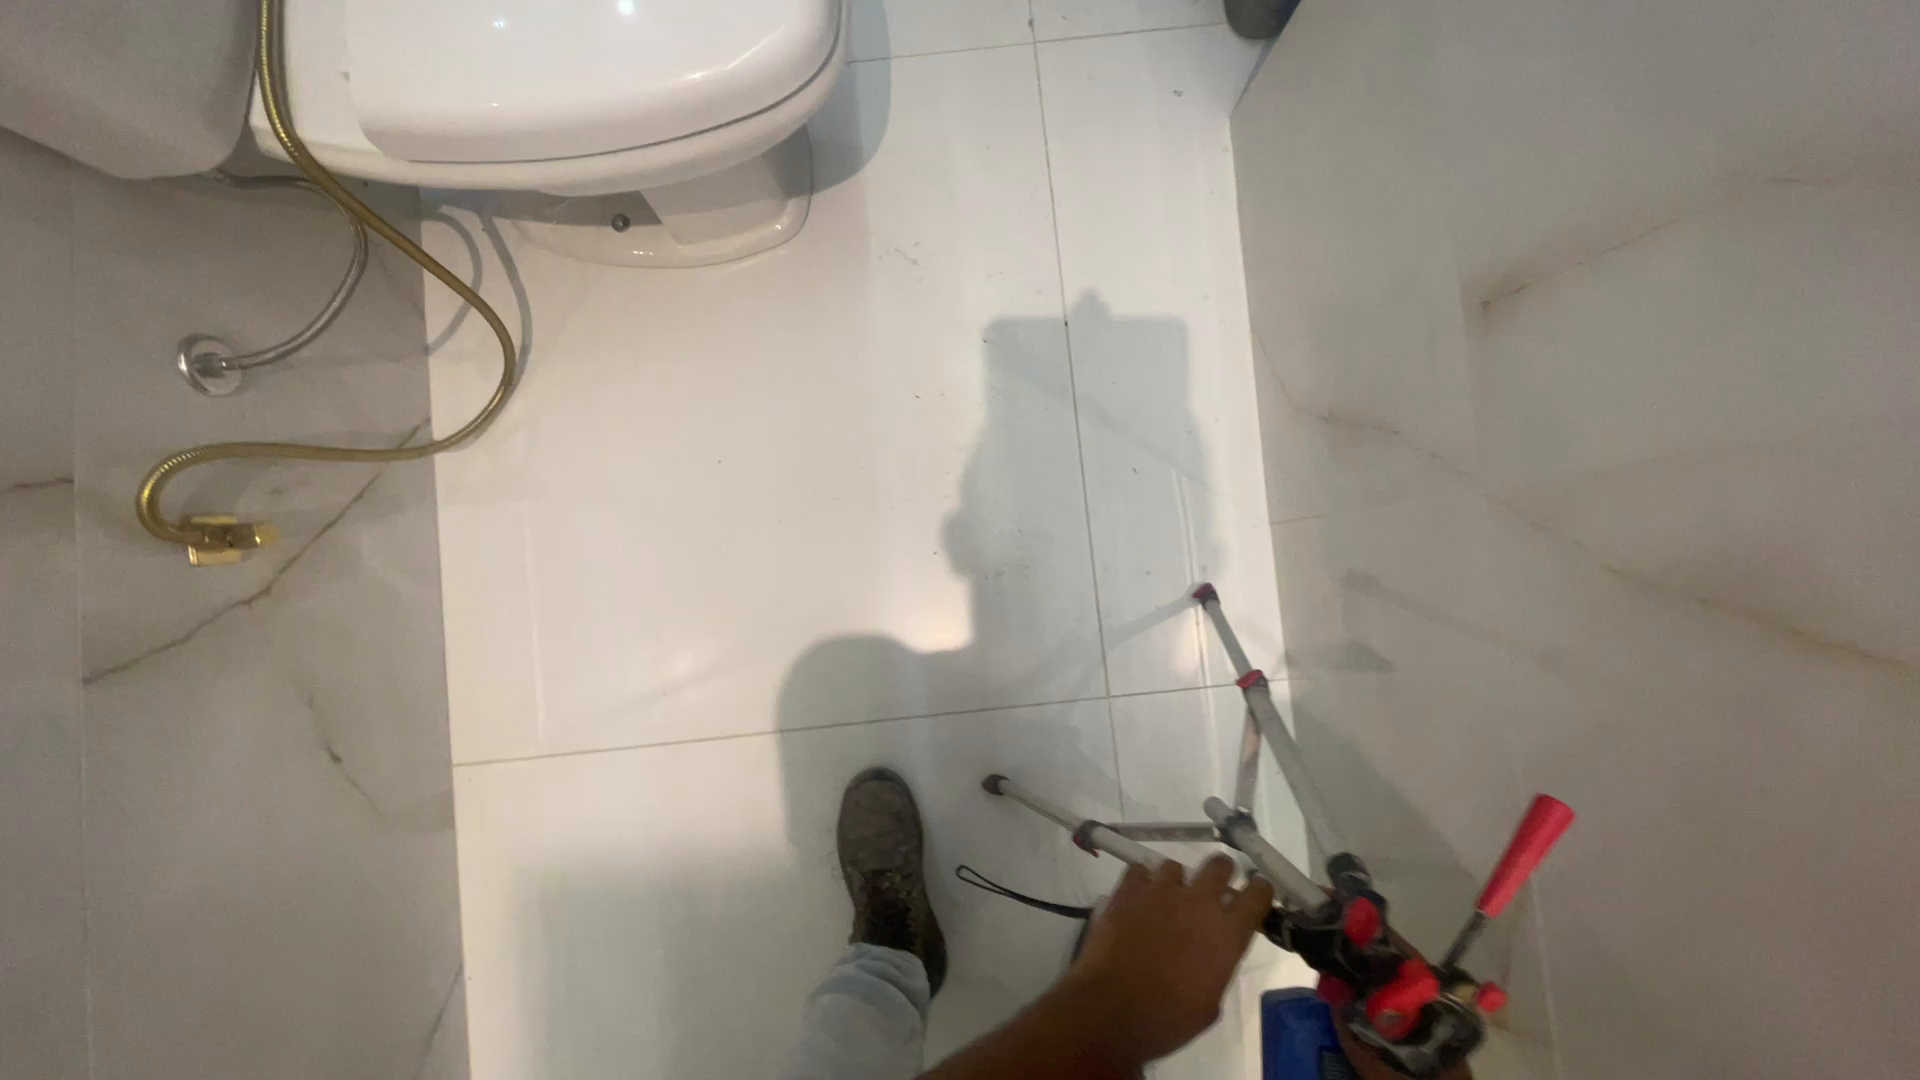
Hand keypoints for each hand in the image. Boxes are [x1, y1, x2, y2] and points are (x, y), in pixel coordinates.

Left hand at [1062, 856, 1275, 1066]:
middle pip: (1219, 866)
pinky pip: (1139, 870)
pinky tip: (1136, 899)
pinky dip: (1141, 882)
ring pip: (1175, 866)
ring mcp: (1161, 891)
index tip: (1256, 888)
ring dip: (1174, 881)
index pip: (1256, 897)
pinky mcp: (1129, 888)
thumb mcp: (1209, 1002)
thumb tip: (1211, 951)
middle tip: (1212, 885)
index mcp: (1226, 935)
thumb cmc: (1168, 1018)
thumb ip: (1217, 966)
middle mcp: (1199, 903)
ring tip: (1164, 900)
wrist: (1113, 1008)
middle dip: (1219, 871)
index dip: (1259, 889)